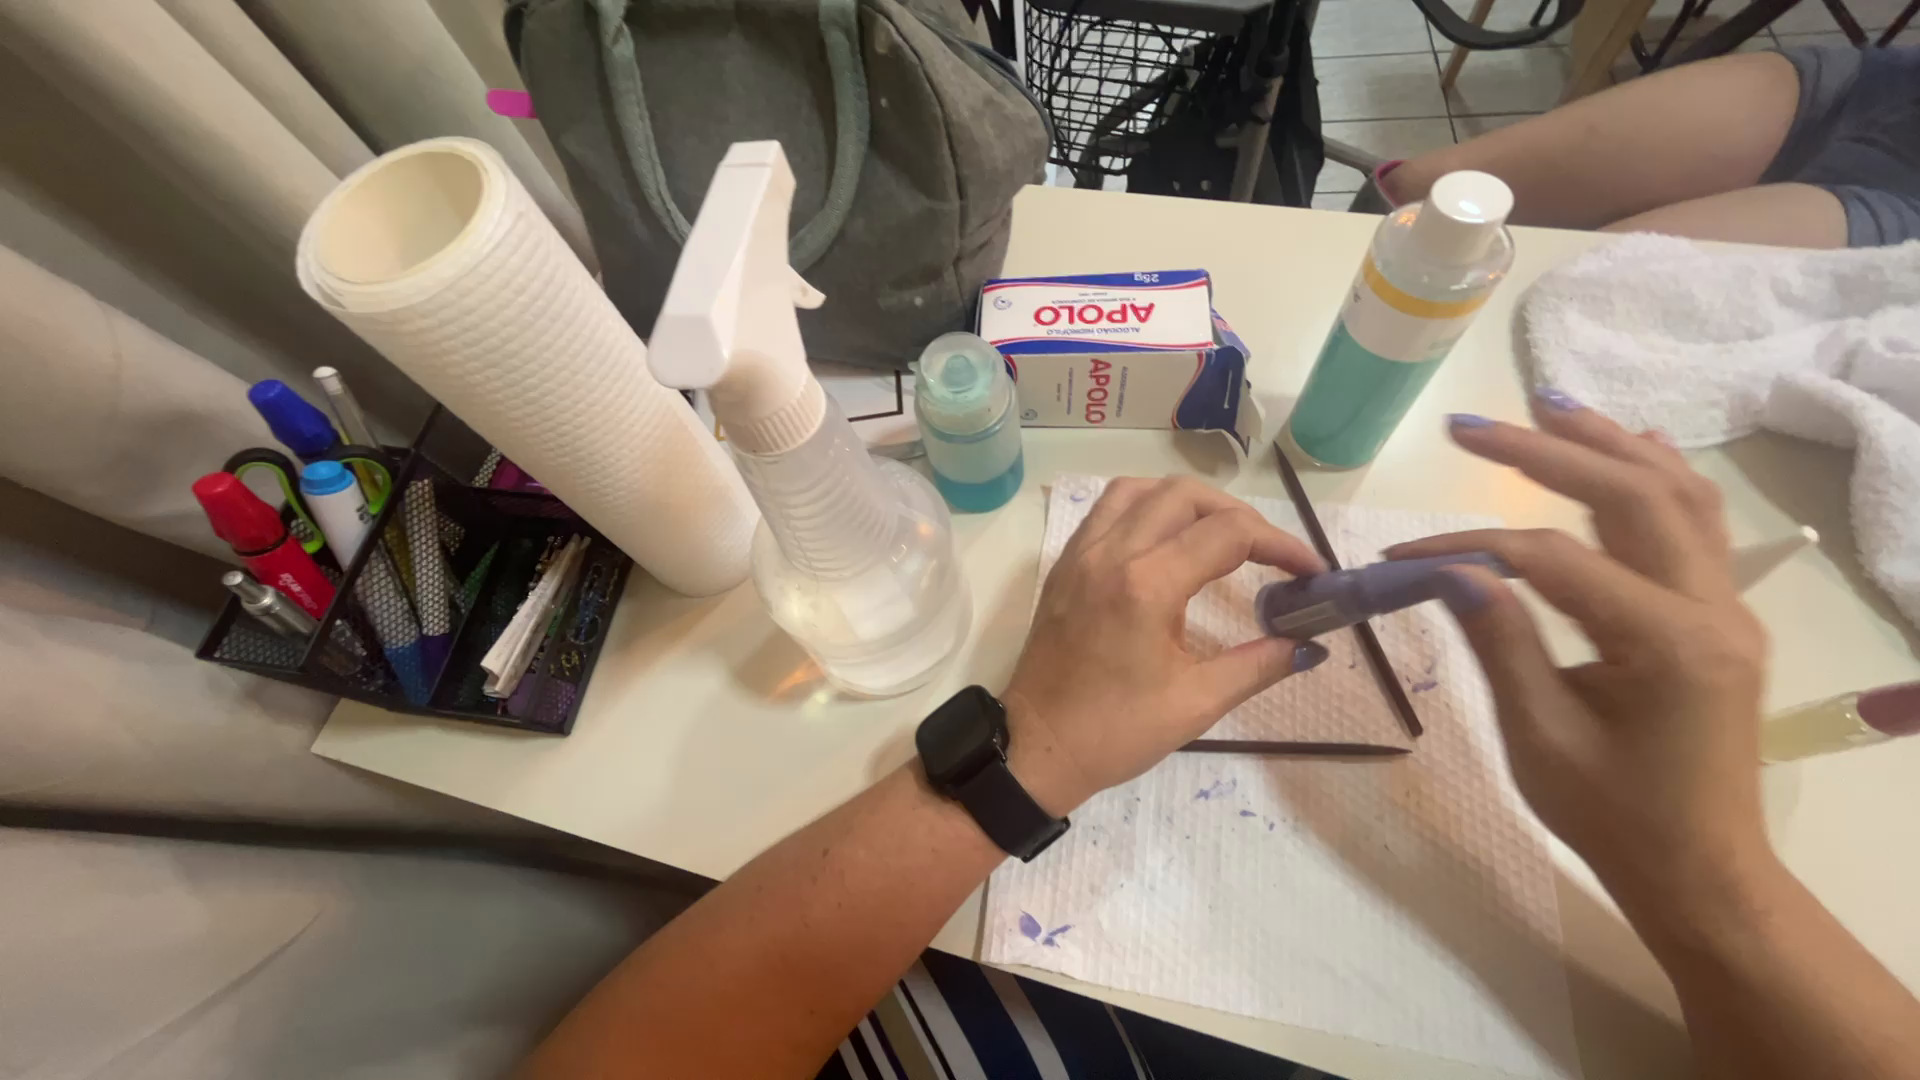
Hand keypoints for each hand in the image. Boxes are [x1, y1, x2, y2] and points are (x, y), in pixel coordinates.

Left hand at [1001, 477, 1328, 815]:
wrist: (1038, 745)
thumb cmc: (1116, 731)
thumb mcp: (1197, 702)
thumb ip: (1259, 664)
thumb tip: (1309, 645)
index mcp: (1147, 584)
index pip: (1228, 533)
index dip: (1281, 545)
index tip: (1310, 572)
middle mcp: (1111, 553)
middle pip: (1185, 496)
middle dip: (1238, 515)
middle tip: (1267, 554)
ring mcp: (1081, 553)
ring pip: (1140, 490)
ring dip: (1187, 502)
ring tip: (1217, 536)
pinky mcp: (1065, 564)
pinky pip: (1107, 510)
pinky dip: (1145, 509)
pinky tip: (1166, 540)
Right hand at [1389, 392, 1770, 908]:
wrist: (1696, 865)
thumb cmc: (1607, 810)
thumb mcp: (1537, 731)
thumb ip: (1500, 639)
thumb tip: (1451, 569)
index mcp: (1665, 641)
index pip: (1550, 560)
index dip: (1465, 547)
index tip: (1398, 557)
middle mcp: (1711, 607)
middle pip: (1631, 495)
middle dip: (1545, 451)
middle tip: (1468, 426)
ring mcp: (1724, 606)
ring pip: (1676, 495)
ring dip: (1608, 445)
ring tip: (1548, 406)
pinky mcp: (1714, 614)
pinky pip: (1692, 524)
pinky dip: (1652, 476)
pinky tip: (1625, 448)